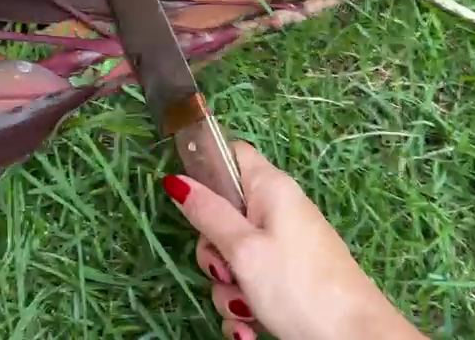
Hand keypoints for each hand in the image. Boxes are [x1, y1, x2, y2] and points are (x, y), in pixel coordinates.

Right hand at [163, 141, 424, 339]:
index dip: (204, 166)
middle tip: (224, 270)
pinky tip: (251, 329)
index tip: (189, 198)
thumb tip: (176, 179)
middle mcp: (277, 210)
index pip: (230, 152)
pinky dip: (246, 306)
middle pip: (224, 212)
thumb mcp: (243, 250)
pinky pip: (252, 282)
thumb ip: (207, 213)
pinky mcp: (290, 280)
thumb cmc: (299, 286)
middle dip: (214, 249)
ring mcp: (284, 247)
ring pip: (234, 255)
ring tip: (244, 310)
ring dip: (228, 288)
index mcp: (270, 187)